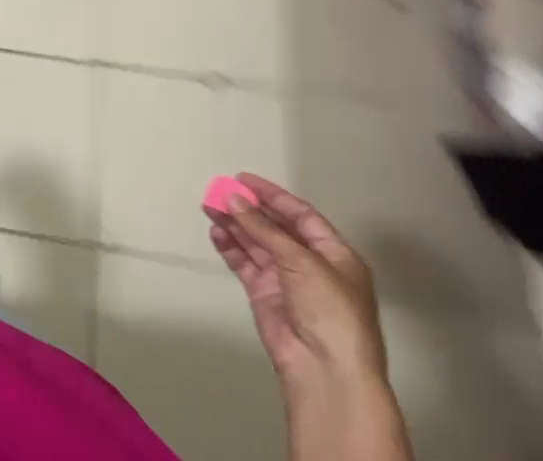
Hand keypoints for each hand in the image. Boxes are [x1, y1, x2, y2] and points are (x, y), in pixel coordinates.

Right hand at [207, 174, 386, 394]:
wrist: (323, 364)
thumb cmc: (329, 308)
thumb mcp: (302, 262)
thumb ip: (264, 230)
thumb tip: (233, 199)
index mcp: (333, 253)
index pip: (301, 215)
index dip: (273, 195)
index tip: (242, 179)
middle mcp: (309, 263)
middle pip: (274, 227)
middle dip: (248, 209)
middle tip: (218, 191)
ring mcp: (285, 278)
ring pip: (255, 243)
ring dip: (234, 224)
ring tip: (209, 207)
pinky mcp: (263, 292)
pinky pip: (243, 263)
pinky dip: (230, 247)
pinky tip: (216, 233)